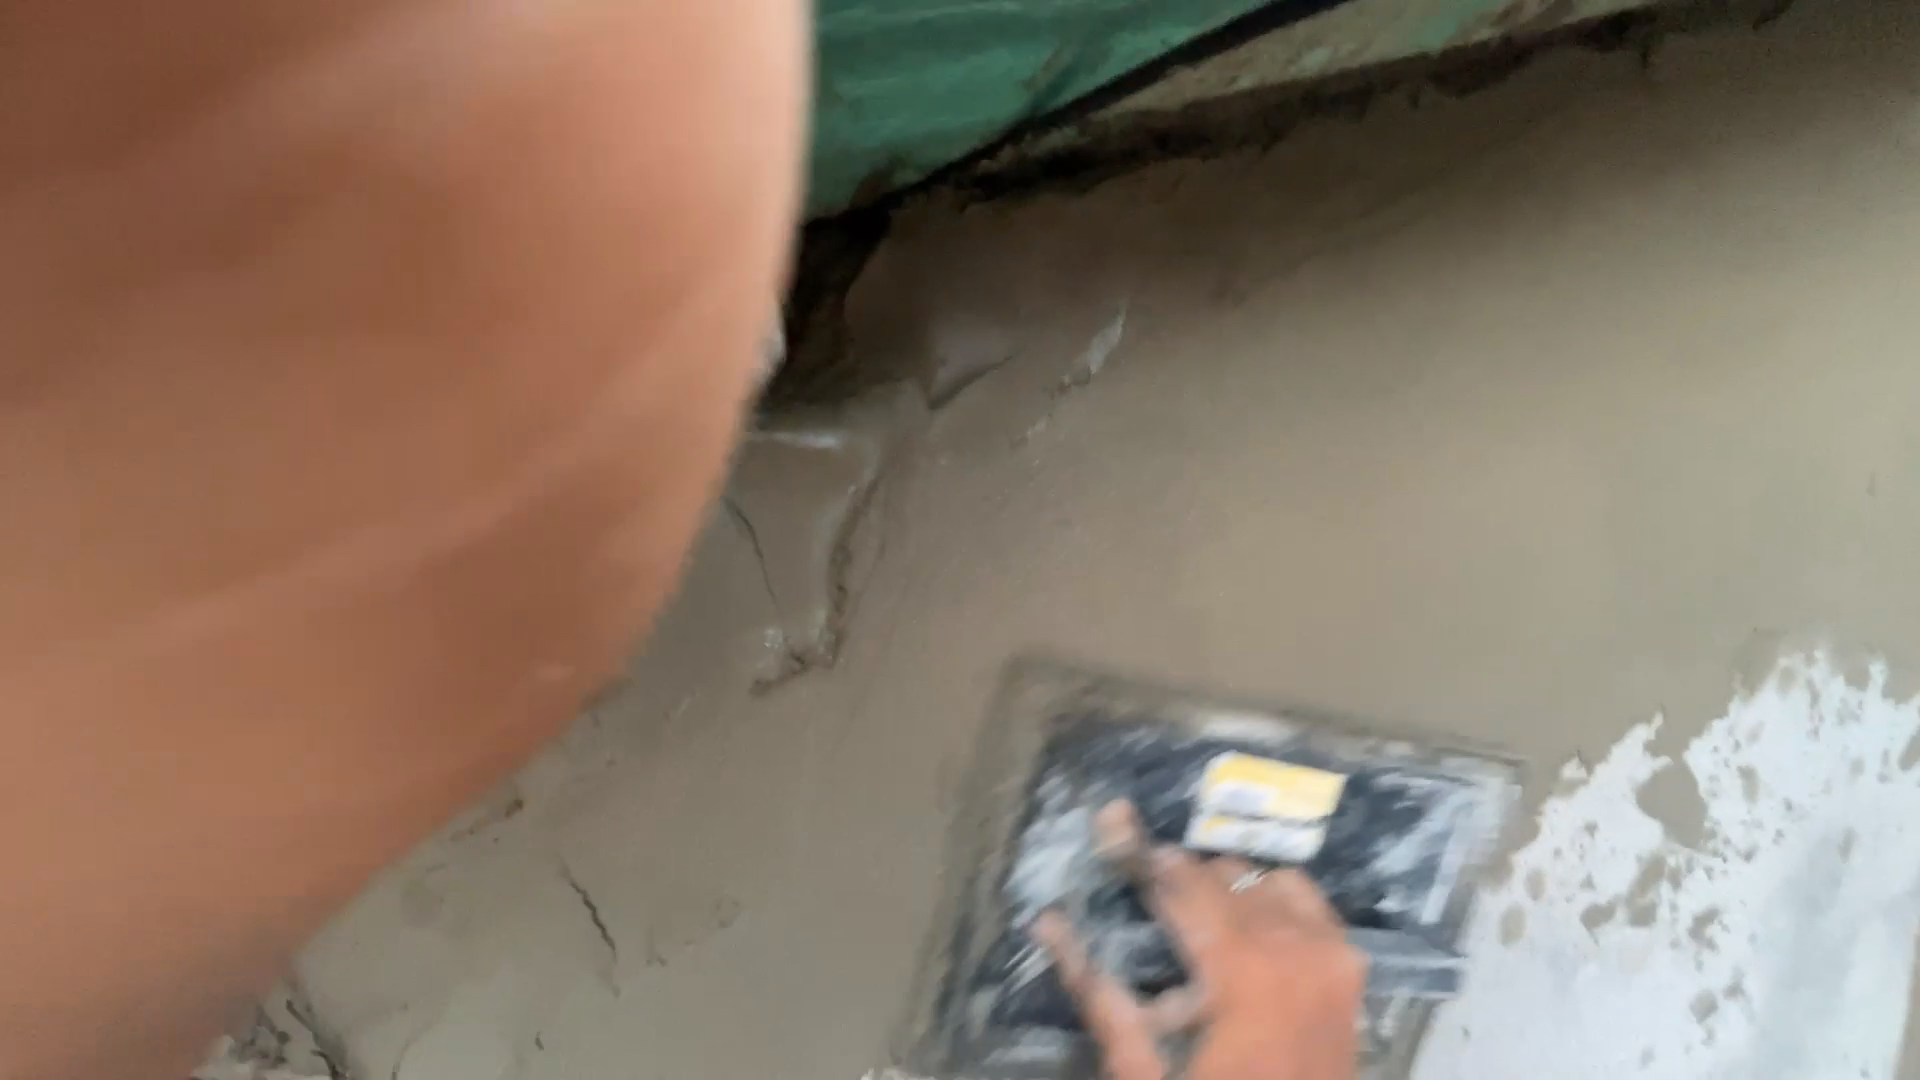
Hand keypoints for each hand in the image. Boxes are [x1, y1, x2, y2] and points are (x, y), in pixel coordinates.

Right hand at [1029, 801, 1364, 1079]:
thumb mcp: (1144, 1070)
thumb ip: (1096, 990)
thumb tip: (1045, 922)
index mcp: (1243, 969)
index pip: (1178, 882)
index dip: (1138, 851)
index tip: (1110, 820)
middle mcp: (1292, 944)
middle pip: (1215, 873)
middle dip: (1174, 879)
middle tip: (1147, 901)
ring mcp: (1328, 952)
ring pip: (1256, 876)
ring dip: (1220, 888)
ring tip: (1195, 922)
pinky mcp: (1347, 964)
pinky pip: (1300, 894)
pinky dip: (1267, 895)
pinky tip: (1243, 924)